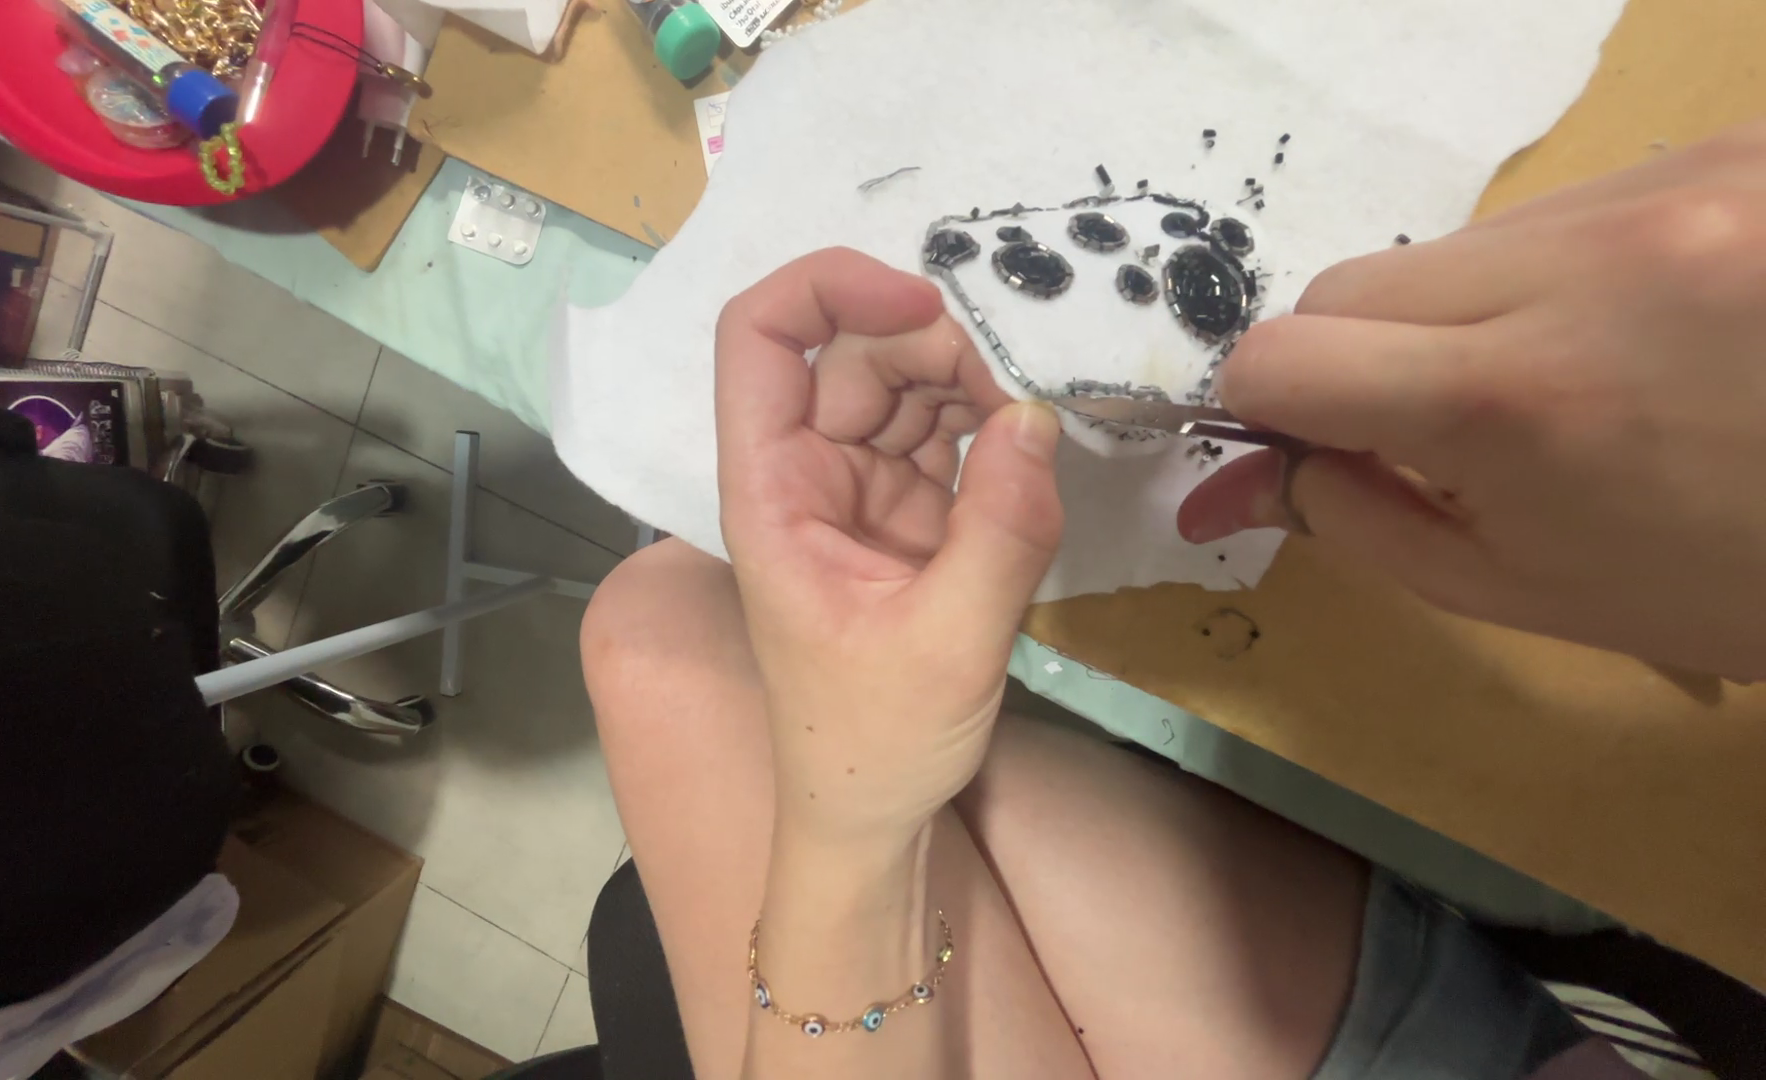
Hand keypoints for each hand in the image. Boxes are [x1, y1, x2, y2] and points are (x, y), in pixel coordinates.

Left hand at [715, 248, 1064, 846]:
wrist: (867, 805)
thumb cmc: (874, 739)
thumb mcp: (947, 645)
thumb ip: (1000, 531)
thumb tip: (1037, 415)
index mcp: (771, 492)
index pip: (759, 339)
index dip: (828, 288)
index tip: (924, 301)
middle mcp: (803, 474)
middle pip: (851, 354)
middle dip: (933, 347)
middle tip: (1015, 393)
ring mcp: (852, 488)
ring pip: (900, 386)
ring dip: (967, 384)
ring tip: (1026, 427)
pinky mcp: (899, 511)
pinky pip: (937, 435)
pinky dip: (983, 426)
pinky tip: (1021, 449)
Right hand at [1179, 123, 1765, 678]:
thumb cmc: (1742, 584)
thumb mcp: (1506, 580)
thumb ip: (1341, 518)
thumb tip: (1217, 494)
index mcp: (1513, 397)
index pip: (1278, 357)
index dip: (1260, 404)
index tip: (1305, 442)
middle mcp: (1591, 259)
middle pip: (1342, 288)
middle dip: (1345, 360)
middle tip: (1421, 425)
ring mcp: (1683, 182)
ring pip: (1441, 250)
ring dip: (1443, 319)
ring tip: (1556, 380)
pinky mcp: (1740, 145)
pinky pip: (1547, 215)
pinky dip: (1537, 280)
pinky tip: (1635, 330)